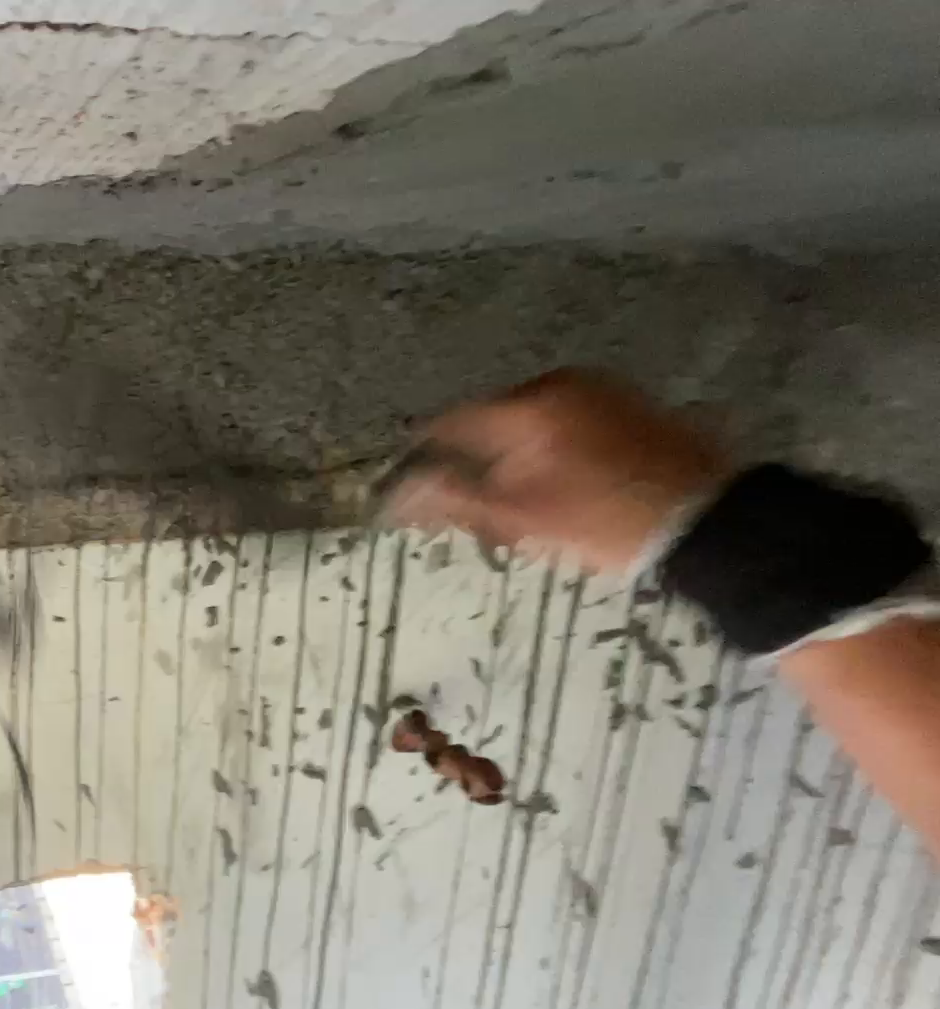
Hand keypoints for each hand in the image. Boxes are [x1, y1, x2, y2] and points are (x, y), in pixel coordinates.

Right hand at [384, 369, 728, 574]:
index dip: (422, 455)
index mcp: (524, 406)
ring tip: (513, 499)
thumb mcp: (515, 516)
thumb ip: (450, 496)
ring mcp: (598, 390)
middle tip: (470, 504)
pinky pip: (561, 422)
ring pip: (525, 423)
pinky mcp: (626, 403)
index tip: (408, 484)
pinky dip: (544, 448)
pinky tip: (552, 483)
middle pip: (487, 423)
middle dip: (472, 460)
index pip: (447, 424)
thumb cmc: (601, 521)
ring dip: (508, 456)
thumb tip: (398, 490)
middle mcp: (557, 385)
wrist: (712, 522)